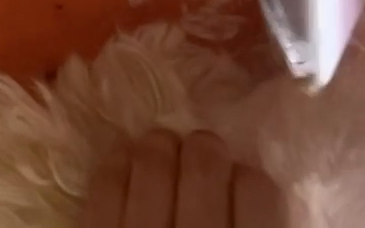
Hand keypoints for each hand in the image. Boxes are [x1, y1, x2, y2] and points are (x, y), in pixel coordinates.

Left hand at [87, 130, 282, 226]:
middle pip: (203, 167)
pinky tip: (128, 158)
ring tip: (166, 146)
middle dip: (206, 149)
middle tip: (205, 149)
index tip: (247, 178)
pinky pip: (106, 185)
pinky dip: (118, 161)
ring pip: (151, 164)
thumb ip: (255, 222)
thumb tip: (254, 187)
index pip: (258, 192)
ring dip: (161, 145)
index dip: (253, 180)